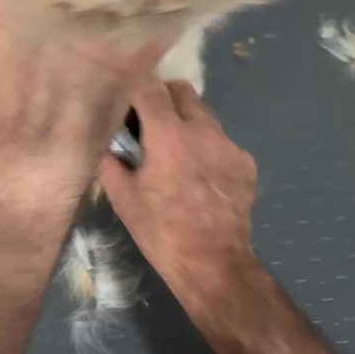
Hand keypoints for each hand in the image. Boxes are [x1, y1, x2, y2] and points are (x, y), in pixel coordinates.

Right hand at [99, 81, 260, 310]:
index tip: (126, 103)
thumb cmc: (161, 231)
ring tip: (176, 151)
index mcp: (168, 135)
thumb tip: (108, 144)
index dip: (135, 90)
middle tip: (149, 122)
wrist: (214, 265)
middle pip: (182, 90)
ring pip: (204, 114)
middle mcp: (202, 130)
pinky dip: (207, 147)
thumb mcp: (122, 198)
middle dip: (163, 98)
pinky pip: (222, 141)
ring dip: (186, 121)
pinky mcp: (246, 163)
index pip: (150, 88)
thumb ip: (111, 162)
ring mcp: (229, 145)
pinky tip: (200, 175)